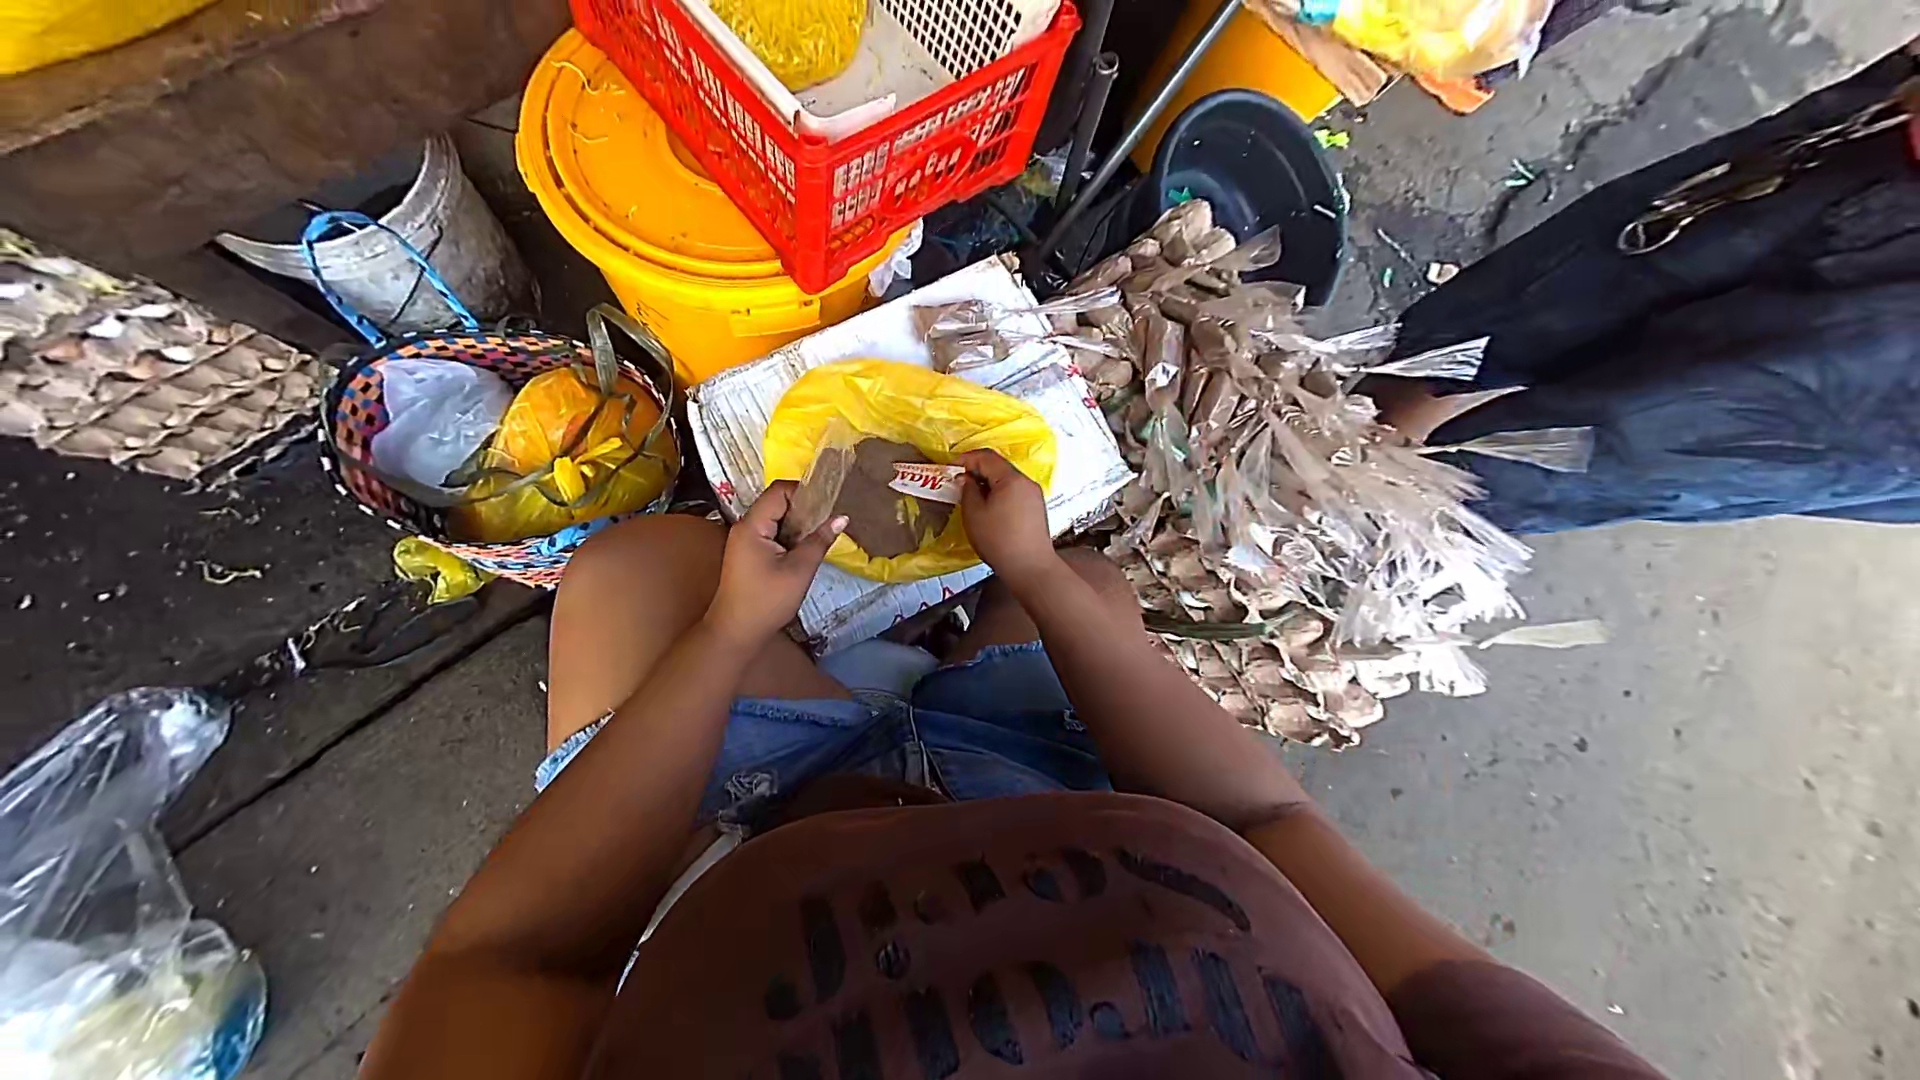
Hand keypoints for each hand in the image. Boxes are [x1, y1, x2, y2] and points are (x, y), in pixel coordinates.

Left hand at [704, 482, 845, 646]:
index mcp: (752, 526)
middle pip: (777, 502)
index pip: (779, 491)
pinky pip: (772, 533)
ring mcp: (745, 540)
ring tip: (820, 535)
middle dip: (804, 509)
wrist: (736, 632)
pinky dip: (790, 536)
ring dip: (799, 524)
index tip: (828, 503)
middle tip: (828, 522)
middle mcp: (745, 527)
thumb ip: (820, 540)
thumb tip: (842, 518)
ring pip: (776, 519)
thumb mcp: (799, 570)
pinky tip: (805, 549)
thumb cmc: (767, 601)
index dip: (804, 492)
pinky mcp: (749, 553)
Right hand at [956, 449, 1057, 586]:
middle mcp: (1026, 482)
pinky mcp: (1036, 509)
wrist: (1030, 567)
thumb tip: (966, 479)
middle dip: (977, 471)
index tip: (951, 468)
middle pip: (999, 467)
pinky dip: (999, 493)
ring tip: (972, 497)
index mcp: (1011, 479)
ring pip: (1007, 480)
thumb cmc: (999, 541)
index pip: (987, 457)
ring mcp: (1034, 495)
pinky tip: (989, 509)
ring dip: (988, 483)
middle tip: (959, 483)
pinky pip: (1015, 492)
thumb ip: (967, 490)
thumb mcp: (974, 514)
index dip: (966, 459)